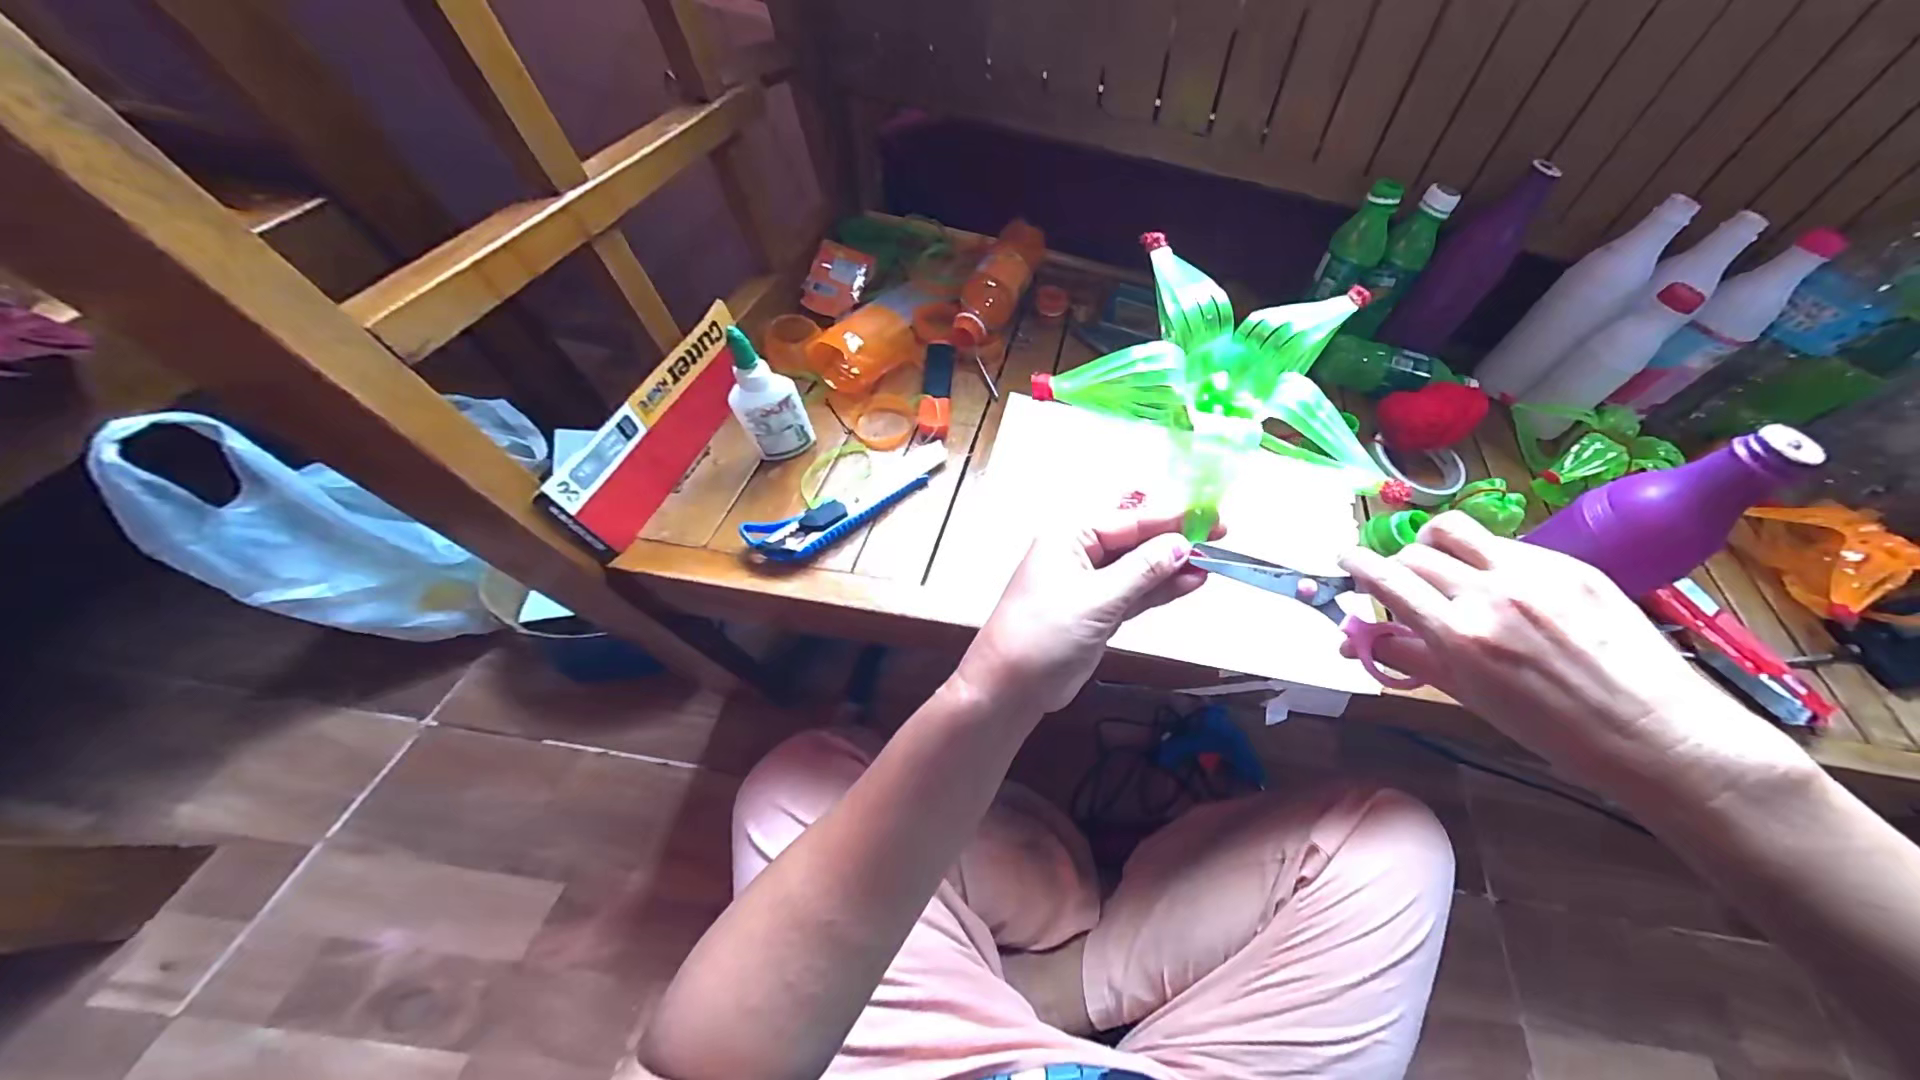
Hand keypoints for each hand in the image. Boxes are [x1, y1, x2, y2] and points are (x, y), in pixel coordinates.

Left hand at [957, 502, 1220, 713]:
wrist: (1010, 686)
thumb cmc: (1043, 634)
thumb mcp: (1097, 599)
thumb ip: (1142, 570)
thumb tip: (1181, 544)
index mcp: (1069, 535)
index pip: (1128, 519)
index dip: (1171, 517)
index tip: (1211, 517)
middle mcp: (1079, 552)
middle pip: (1135, 539)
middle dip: (1174, 539)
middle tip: (1220, 536)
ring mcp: (1090, 583)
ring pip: (1139, 567)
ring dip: (1172, 566)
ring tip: (1213, 562)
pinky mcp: (1098, 610)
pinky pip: (1135, 592)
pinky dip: (1161, 589)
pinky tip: (1190, 582)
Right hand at [1338, 511, 1804, 793]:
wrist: (1659, 732)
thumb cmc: (1553, 729)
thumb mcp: (1467, 695)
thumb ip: (1408, 656)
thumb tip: (1355, 640)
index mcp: (1459, 634)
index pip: (1385, 578)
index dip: (1356, 564)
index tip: (1346, 560)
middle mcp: (1490, 594)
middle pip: (1413, 553)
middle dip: (1396, 566)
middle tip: (1402, 585)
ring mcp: (1533, 574)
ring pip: (1453, 529)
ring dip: (1431, 543)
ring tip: (1441, 565)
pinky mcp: (1570, 564)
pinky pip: (1504, 544)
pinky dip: (1483, 556)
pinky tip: (1500, 583)